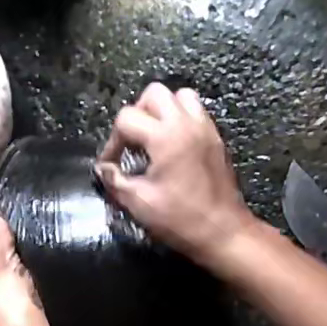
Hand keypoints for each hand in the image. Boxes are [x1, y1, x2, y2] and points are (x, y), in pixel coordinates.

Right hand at [96, 82, 259, 266]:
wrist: (224, 232)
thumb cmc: (180, 219)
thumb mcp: (139, 202)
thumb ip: (115, 180)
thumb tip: (103, 169)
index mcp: (165, 137)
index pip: (127, 118)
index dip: (112, 142)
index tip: (111, 165)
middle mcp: (186, 124)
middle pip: (154, 93)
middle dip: (136, 113)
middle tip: (132, 142)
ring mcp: (205, 128)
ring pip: (179, 96)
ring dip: (161, 110)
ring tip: (153, 137)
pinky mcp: (216, 138)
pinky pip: (196, 111)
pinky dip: (180, 119)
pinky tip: (172, 146)